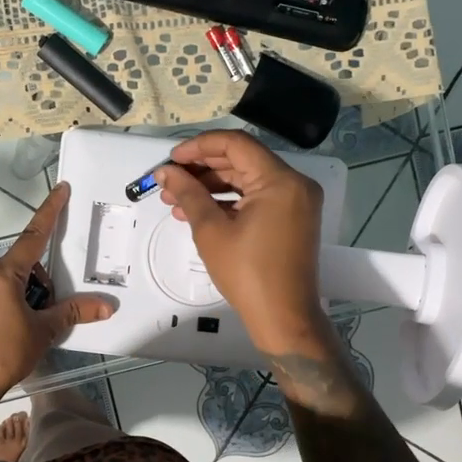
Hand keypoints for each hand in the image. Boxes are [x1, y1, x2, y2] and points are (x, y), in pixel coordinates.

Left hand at [0, 182, 113, 408]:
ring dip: (25, 297)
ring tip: (28, 328)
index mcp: (3, 274)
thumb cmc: (4, 353)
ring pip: (8, 282)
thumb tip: (106, 306)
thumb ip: (73, 313)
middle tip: (46, 313)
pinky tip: (11, 332)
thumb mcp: (43, 332)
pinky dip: (9, 305)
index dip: (50, 212)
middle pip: (22, 266)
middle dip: (40, 284)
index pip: (33, 236)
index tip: (61, 190)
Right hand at [155, 130, 328, 354]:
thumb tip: (166, 172)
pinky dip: (228, 201)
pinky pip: (257, 198)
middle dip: (202, 168)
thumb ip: (188, 194)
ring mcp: (296, 201)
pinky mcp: (291, 218)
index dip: (200, 147)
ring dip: (211, 185)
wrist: (283, 317)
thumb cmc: (247, 274)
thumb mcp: (211, 231)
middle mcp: (294, 183)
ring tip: (175, 199)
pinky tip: (196, 211)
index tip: (172, 159)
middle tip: (169, 180)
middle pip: (242, 160)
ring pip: (247, 179)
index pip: (236, 144)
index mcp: (280, 181)